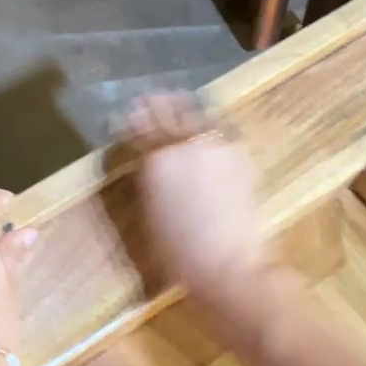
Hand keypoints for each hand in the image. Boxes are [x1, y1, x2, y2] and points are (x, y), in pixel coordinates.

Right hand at [125, 93, 270, 312]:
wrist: (230, 265)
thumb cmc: (180, 255)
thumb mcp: (150, 218)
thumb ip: (148, 182)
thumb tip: (148, 163)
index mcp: (156, 160)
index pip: (137, 126)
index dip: (128, 119)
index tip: (124, 116)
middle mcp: (185, 143)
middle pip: (167, 109)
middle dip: (156, 104)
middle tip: (149, 100)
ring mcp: (216, 145)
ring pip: (196, 112)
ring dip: (183, 107)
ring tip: (177, 103)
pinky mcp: (241, 153)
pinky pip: (219, 128)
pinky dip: (208, 124)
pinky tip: (206, 128)